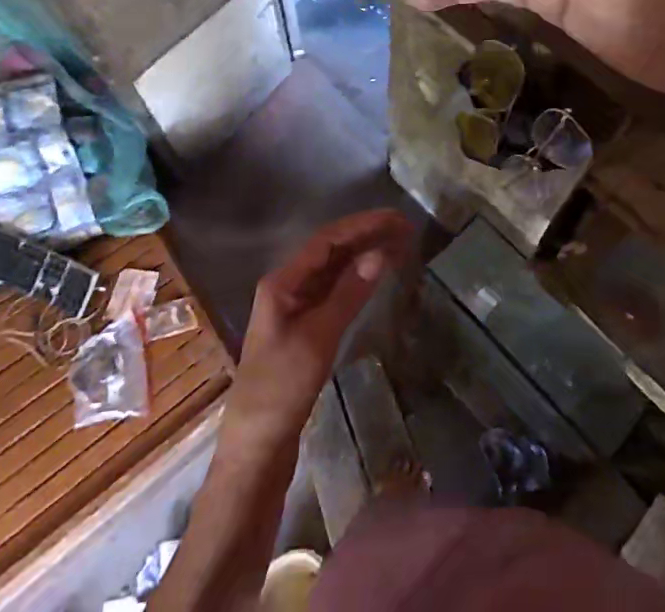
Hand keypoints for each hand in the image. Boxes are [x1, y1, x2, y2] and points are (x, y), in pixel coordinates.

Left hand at [227, 210, 413, 439]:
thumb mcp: (318, 338)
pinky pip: (334, 294)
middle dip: (366, 236)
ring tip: (399, 246)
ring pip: (333, 272)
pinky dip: (356, 282)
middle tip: (406, 229)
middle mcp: (287, 288)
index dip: (362, 225)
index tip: (396, 219)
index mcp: (282, 282)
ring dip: (363, 256)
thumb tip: (379, 254)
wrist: (258, 444)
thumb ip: (348, 294)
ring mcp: (295, 309)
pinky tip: (376, 279)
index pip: (326, 240)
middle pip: (330, 252)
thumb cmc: (282, 387)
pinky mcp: (305, 331)